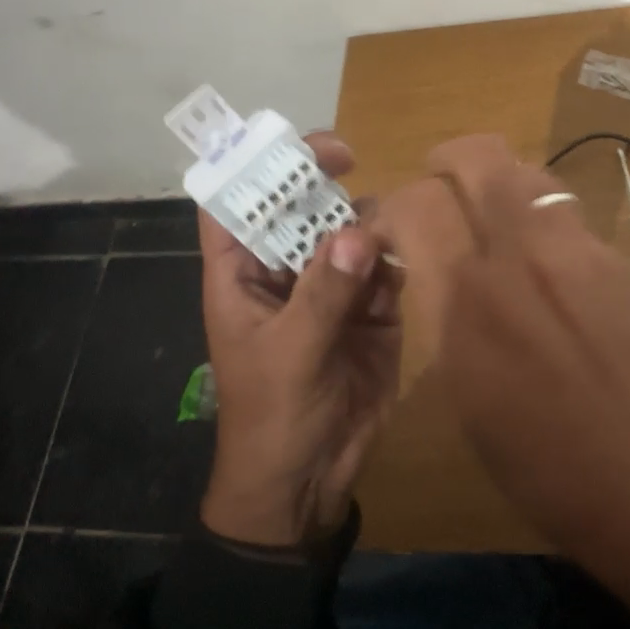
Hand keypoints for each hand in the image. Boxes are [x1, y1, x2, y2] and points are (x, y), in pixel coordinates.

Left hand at [196, 133, 402, 546]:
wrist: (309, 482)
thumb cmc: (273, 418)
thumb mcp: (290, 355)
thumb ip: (324, 293)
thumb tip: (359, 230)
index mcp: (242, 276)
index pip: (234, 205)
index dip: (255, 167)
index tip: (291, 146)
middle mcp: (285, 271)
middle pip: (298, 207)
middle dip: (321, 184)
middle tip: (350, 163)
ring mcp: (329, 288)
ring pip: (348, 231)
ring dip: (365, 222)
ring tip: (379, 233)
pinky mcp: (369, 309)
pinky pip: (383, 267)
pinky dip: (392, 261)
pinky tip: (395, 278)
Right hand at [370, 136, 629, 628]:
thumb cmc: (548, 469)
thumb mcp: (468, 399)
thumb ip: (448, 318)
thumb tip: (439, 275)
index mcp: (468, 300)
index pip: (416, 205)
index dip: (392, 206)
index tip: (389, 226)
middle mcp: (522, 255)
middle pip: (480, 158)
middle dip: (449, 159)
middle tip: (438, 178)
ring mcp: (579, 249)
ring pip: (532, 177)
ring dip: (500, 182)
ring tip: (492, 212)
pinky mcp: (620, 258)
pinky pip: (569, 216)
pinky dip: (543, 220)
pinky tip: (547, 261)